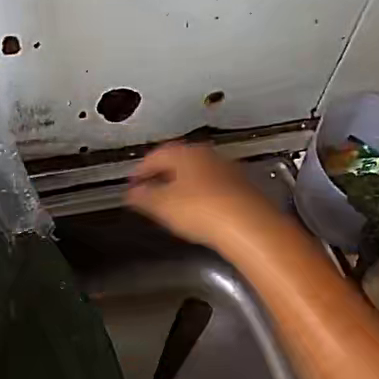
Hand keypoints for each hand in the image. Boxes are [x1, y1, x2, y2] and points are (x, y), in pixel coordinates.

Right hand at [124, 142, 291, 253]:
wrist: (248, 225)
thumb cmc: (202, 210)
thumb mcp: (162, 206)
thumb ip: (143, 197)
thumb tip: (131, 192)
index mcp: (185, 153)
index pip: (155, 155)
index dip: (140, 170)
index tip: (132, 182)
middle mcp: (208, 155)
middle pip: (178, 161)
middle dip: (162, 175)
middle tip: (149, 190)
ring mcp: (227, 170)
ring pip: (197, 173)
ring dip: (182, 184)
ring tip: (171, 202)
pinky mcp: (241, 188)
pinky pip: (213, 187)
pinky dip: (200, 195)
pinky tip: (196, 211)